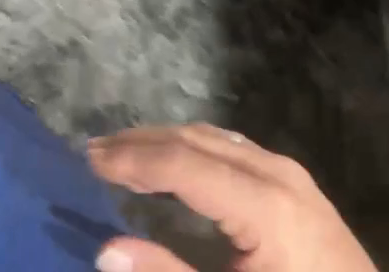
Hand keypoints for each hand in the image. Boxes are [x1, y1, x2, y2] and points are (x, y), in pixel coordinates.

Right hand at [89, 125, 375, 271]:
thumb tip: (106, 249)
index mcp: (265, 205)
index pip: (183, 163)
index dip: (132, 159)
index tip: (89, 160)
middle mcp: (279, 175)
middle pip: (197, 140)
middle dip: (142, 142)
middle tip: (95, 150)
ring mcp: (293, 177)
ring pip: (215, 138)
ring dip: (166, 141)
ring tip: (125, 153)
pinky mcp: (299, 187)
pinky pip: (233, 149)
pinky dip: (193, 149)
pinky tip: (176, 164)